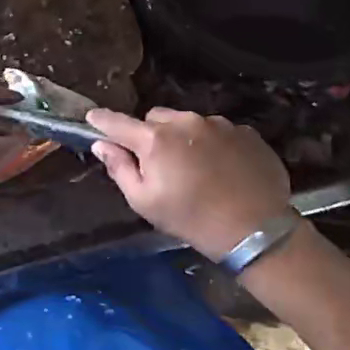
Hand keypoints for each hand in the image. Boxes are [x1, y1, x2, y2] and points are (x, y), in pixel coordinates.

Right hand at [86, 107, 293, 260]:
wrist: (257, 232)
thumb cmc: (191, 219)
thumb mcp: (144, 201)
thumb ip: (119, 168)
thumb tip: (101, 145)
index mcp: (155, 139)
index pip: (118, 122)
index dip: (102, 120)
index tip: (92, 119)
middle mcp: (186, 122)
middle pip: (156, 118)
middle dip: (151, 134)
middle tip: (158, 161)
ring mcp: (220, 125)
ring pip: (188, 122)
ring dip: (184, 137)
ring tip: (195, 166)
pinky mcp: (247, 133)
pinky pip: (219, 130)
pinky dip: (213, 143)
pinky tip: (221, 168)